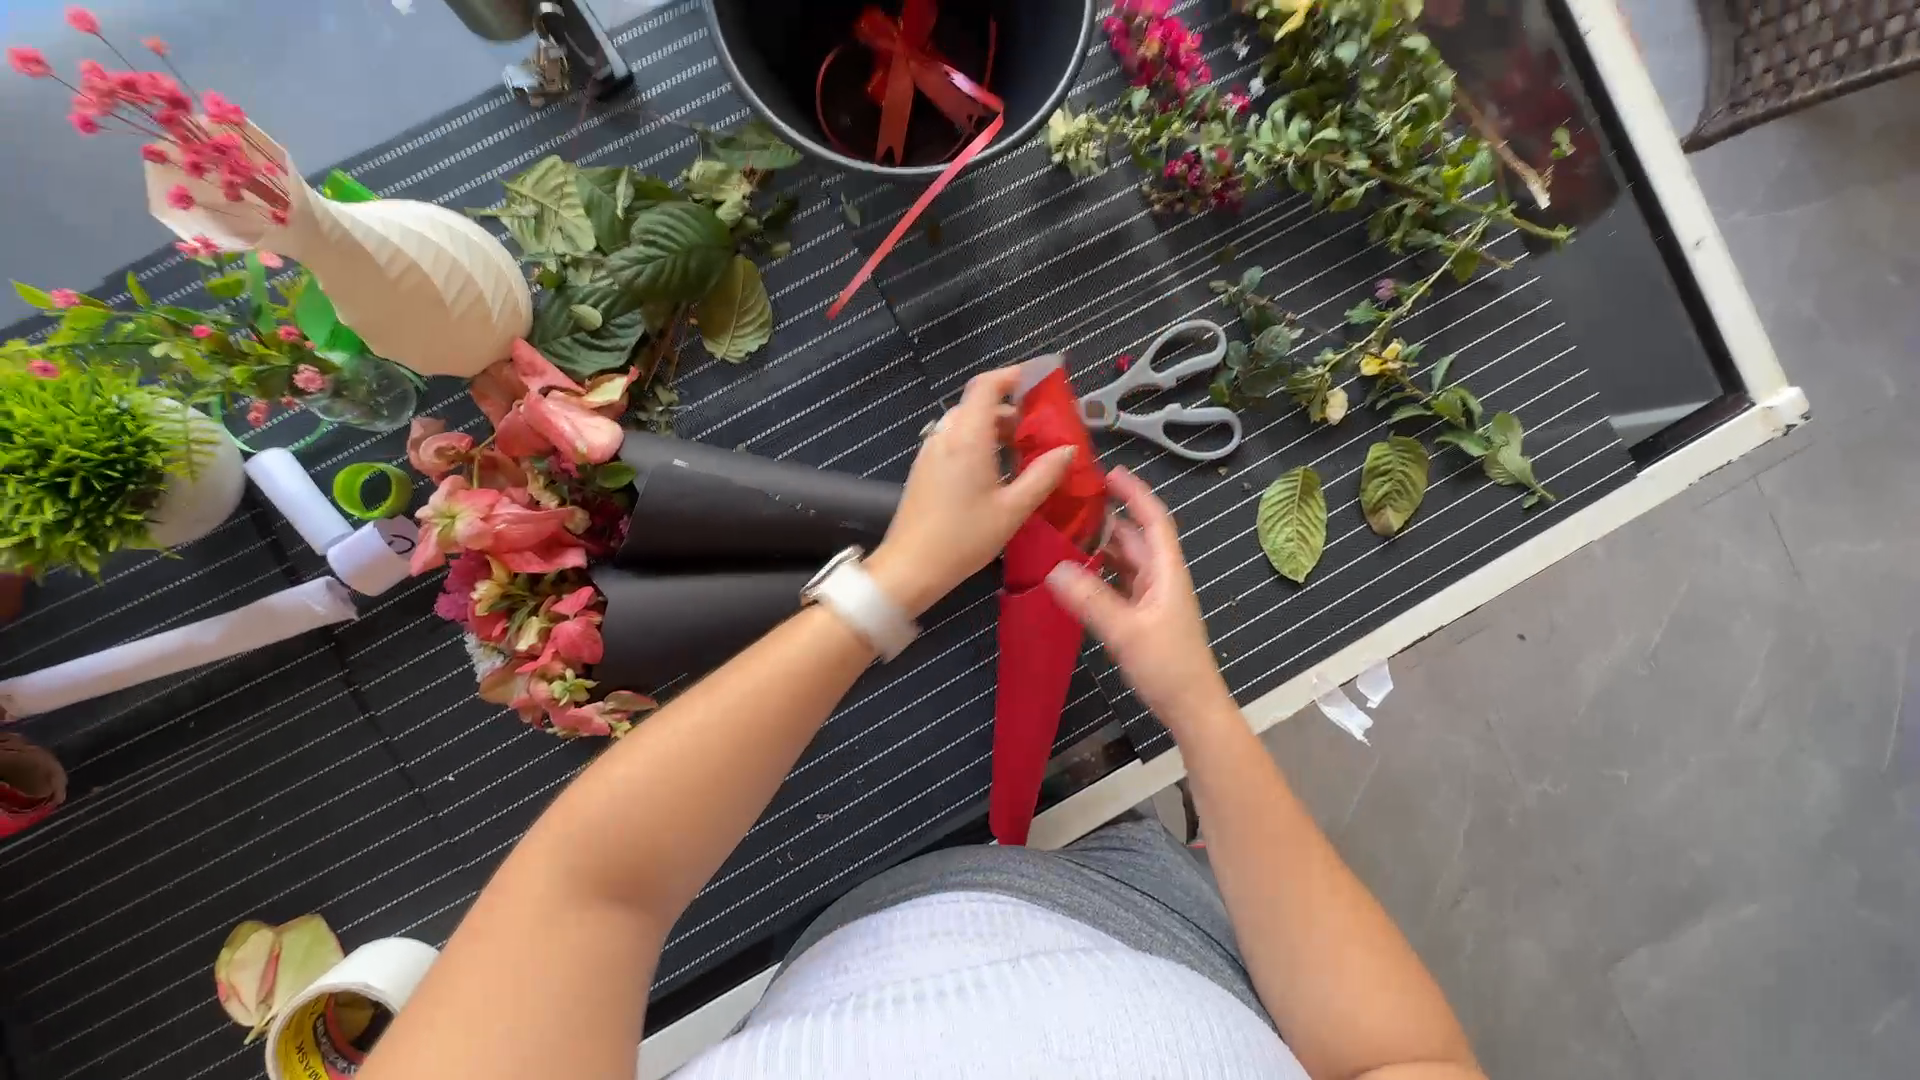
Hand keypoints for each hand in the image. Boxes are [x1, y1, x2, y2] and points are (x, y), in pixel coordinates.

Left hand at [867, 367, 1075, 616]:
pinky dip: (978, 444)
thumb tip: (1068, 449)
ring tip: (1022, 454)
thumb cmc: (964, 539)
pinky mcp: (924, 469)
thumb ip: (1043, 475)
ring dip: (994, 429)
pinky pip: (954, 441)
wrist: (910, 567)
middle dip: (1011, 409)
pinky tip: (995, 473)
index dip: (1014, 376)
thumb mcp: (1013, 510)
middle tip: (1040, 431)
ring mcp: (930, 452)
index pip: (987, 385)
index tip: (1041, 382)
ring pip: (966, 424)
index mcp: (968, 437)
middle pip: (978, 404)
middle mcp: (945, 436)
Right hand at [1044, 466, 1233, 728]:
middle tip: (1071, 504)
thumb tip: (1053, 569)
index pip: (1154, 520)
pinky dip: (1101, 572)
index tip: (1108, 474)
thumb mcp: (1126, 632)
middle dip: (1109, 517)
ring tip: (1067, 533)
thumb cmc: (1169, 667)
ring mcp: (1154, 598)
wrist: (1192, 708)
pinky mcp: (1145, 617)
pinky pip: (1120, 583)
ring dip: (1103, 545)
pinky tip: (1078, 574)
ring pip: (1127, 561)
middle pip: (1136, 537)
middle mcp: (1162, 578)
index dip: (1135, 493)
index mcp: (1167, 572)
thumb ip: (1090, 600)